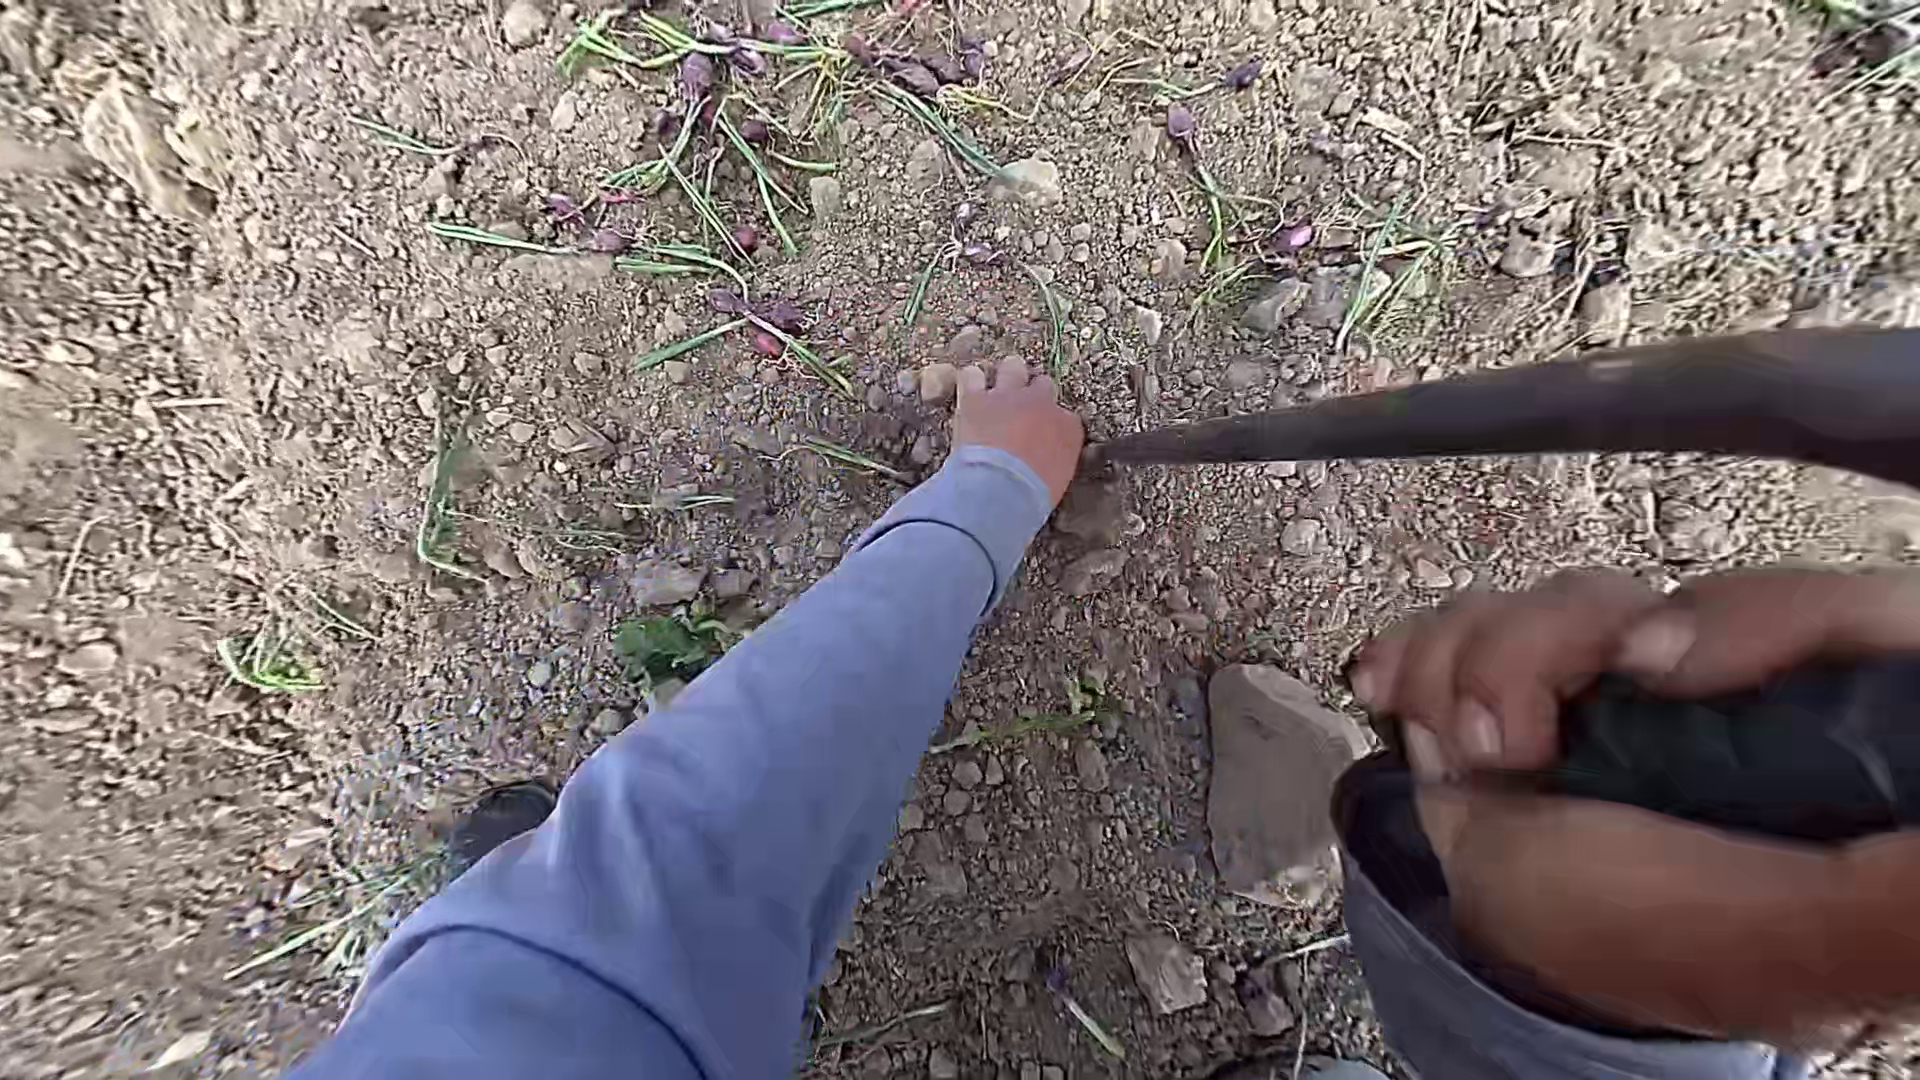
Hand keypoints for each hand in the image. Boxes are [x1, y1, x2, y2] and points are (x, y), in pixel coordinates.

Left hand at [951, 357, 1083, 505]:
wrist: (1001, 487)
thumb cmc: (1031, 494)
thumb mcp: (1056, 481)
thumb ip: (1054, 462)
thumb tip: (1043, 463)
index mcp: (1068, 428)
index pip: (1065, 416)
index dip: (1050, 423)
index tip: (1041, 434)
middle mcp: (1042, 404)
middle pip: (1042, 384)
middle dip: (1032, 393)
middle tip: (1020, 408)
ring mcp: (1009, 396)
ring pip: (1012, 368)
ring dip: (1006, 377)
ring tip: (996, 392)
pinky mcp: (977, 398)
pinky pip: (973, 375)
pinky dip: (971, 382)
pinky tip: (969, 391)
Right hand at [1350, 567, 1919, 1042]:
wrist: (1477, 909)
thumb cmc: (1631, 934)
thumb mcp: (1784, 928)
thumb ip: (1896, 890)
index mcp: (1796, 729)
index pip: (1824, 612)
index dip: (1735, 616)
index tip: (1644, 667)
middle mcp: (1688, 678)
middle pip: (1607, 600)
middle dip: (1517, 668)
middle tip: (1497, 751)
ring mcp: (1577, 661)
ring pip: (1507, 604)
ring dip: (1447, 677)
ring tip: (1448, 756)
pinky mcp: (1493, 658)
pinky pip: (1439, 618)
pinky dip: (1403, 658)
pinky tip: (1385, 696)